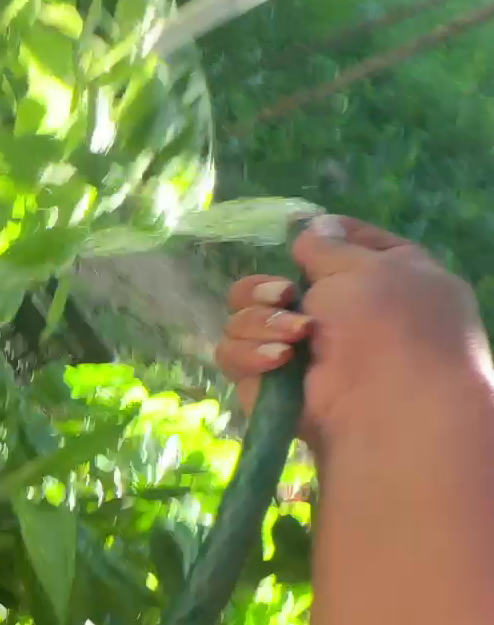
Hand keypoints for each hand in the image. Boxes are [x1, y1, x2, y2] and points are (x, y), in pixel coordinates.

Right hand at [216, 214, 493, 450]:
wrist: (382, 399)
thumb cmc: (392, 327)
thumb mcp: (370, 269)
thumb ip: (329, 247)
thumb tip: (311, 225)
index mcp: (375, 277)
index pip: (337, 245)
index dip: (316, 237)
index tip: (295, 231)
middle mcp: (331, 310)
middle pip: (266, 285)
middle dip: (265, 290)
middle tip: (284, 296)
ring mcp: (293, 344)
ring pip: (240, 317)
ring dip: (260, 323)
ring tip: (295, 338)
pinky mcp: (261, 373)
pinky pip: (231, 350)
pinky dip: (251, 353)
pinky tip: (279, 362)